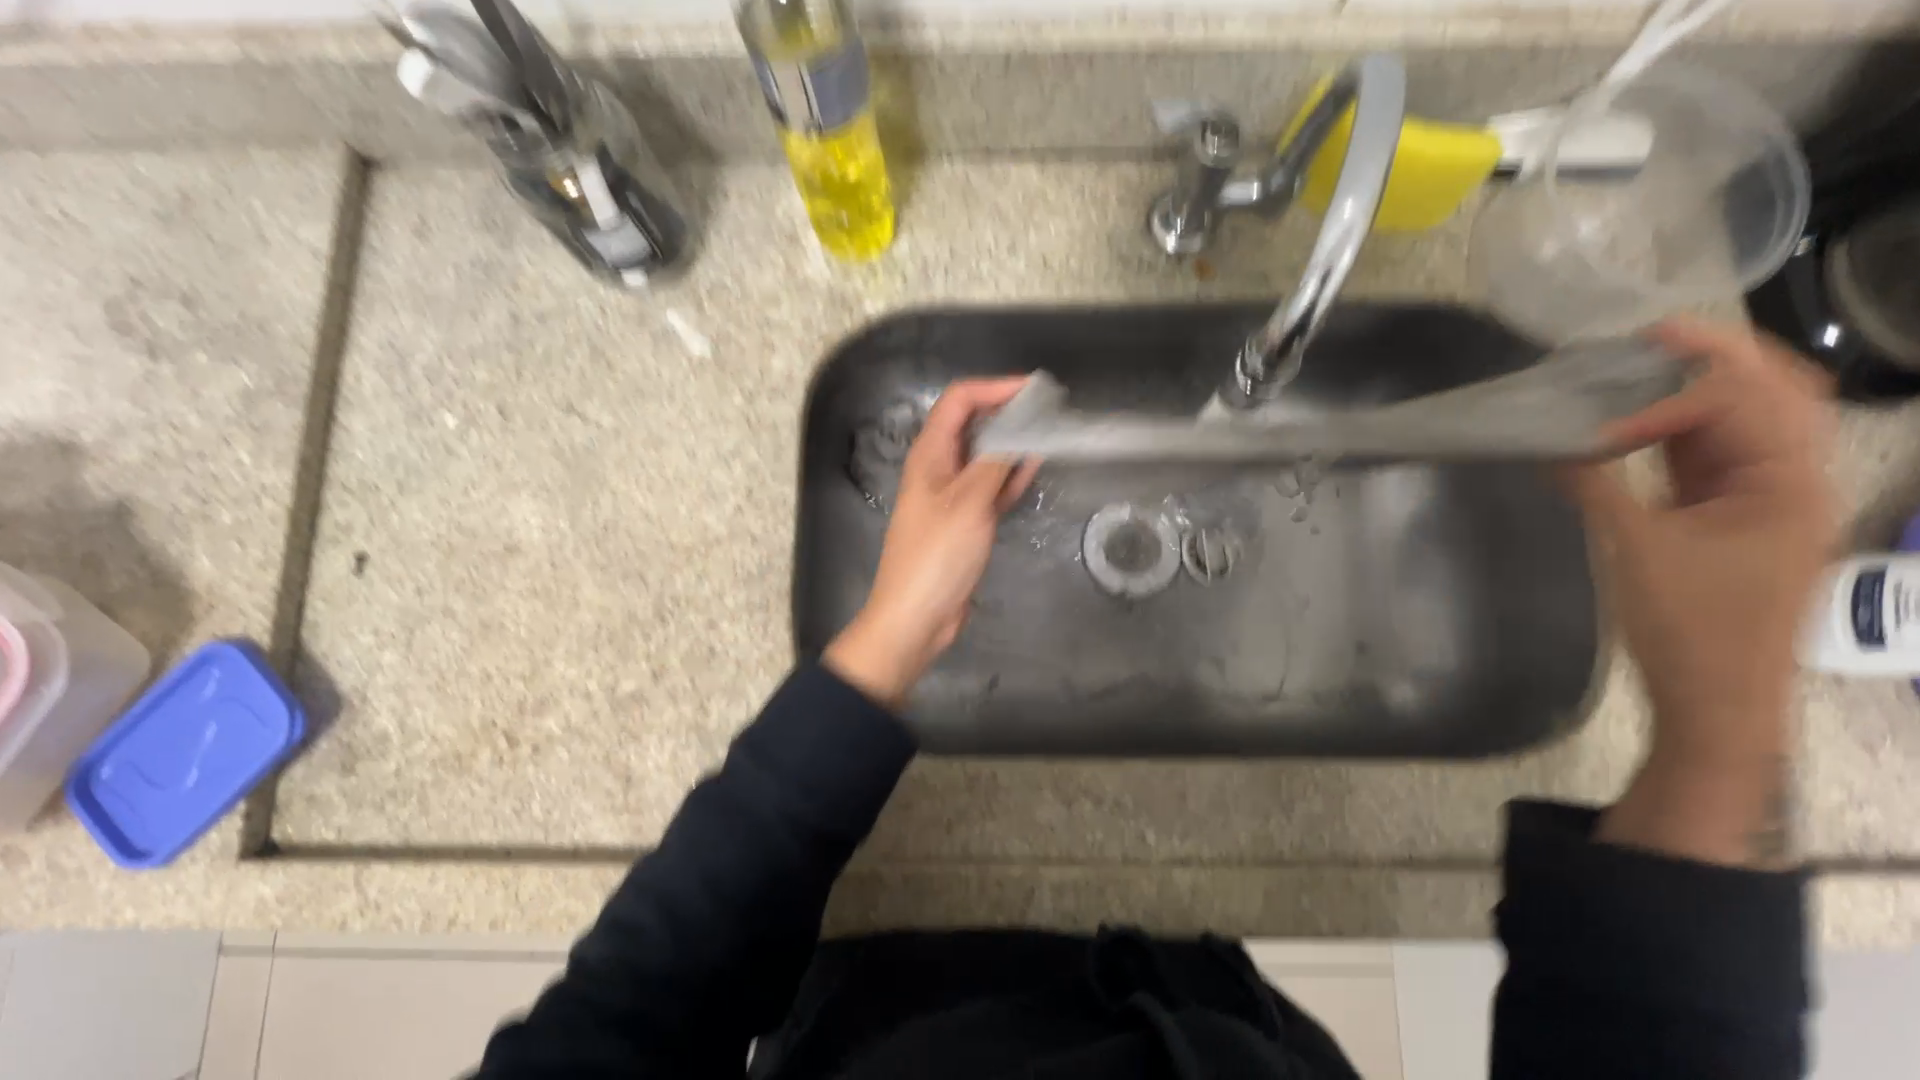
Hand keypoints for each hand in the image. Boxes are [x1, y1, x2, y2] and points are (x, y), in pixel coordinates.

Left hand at [823, 378, 1040, 708]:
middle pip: (973, 425)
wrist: (916, 617)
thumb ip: (995, 462)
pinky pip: (990, 487)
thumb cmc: (936, 557)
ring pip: (985, 457)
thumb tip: (1022, 428)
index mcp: (929, 455)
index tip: (1034, 389)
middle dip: (1007, 412)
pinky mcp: (966, 521)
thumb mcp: (969, 503)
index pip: (959, 401)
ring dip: (1013, 443)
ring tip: (1050, 432)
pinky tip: (1033, 467)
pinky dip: (1010, 476)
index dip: (994, 388)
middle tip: (1050, 409)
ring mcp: (953, 496)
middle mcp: (939, 468)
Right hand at [1565, 318, 1835, 865]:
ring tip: (1639, 366)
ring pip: (1746, 418)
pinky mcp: (1734, 514)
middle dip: (1713, 357)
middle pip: (1772, 390)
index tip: (1594, 417)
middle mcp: (1791, 476)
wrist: (1717, 703)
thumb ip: (1594, 485)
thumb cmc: (1689, 629)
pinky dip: (1681, 429)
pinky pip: (1716, 452)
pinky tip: (1637, 422)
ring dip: (1698, 389)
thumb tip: (1545, 441)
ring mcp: (1766, 496)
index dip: (1663, 397)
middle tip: (1646, 336)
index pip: (1734, 403)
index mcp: (1788, 481)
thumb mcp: (1636, 551)